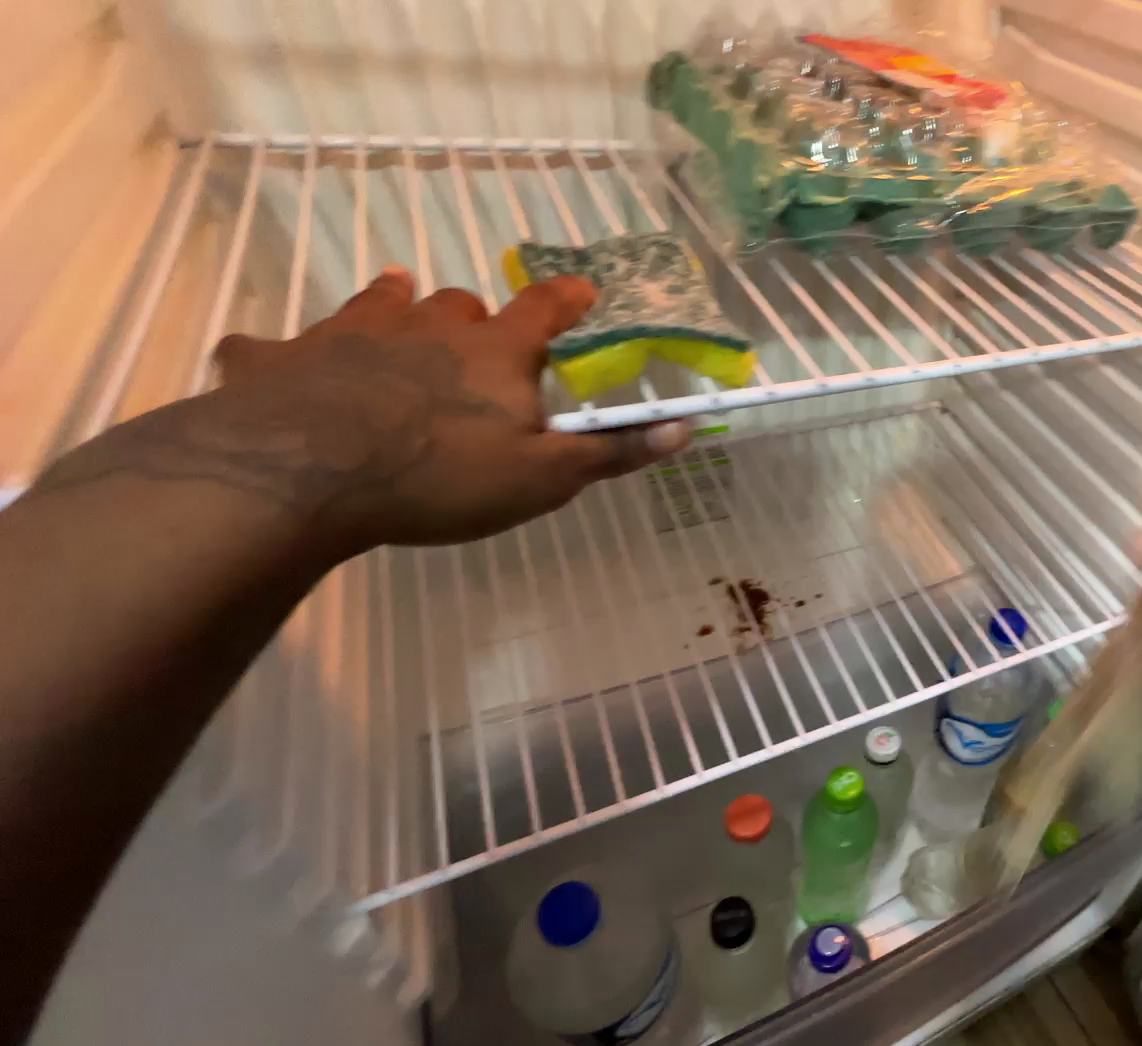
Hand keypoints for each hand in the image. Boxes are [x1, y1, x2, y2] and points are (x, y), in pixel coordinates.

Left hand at [43, 266, 691, 556]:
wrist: (300, 478)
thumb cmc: (443, 476)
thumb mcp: (547, 476)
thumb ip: (614, 450)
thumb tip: (686, 428)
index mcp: (494, 353)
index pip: (545, 310)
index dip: (570, 299)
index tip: (586, 289)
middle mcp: (424, 328)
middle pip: (459, 303)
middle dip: (477, 316)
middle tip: (482, 341)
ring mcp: (345, 336)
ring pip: (378, 304)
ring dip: (395, 306)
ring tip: (400, 309)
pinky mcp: (276, 360)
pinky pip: (273, 345)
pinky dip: (285, 354)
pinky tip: (279, 364)